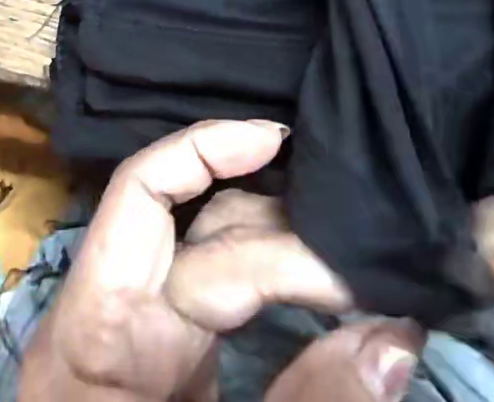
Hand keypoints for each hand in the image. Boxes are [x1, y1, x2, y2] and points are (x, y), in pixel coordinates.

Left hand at [19, 119, 423, 400]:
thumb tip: (398, 336)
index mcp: (95, 332)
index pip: (150, 201)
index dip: (218, 163)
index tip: (290, 153)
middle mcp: (109, 306)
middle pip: (186, 209)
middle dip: (272, 205)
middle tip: (353, 227)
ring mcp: (140, 321)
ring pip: (210, 232)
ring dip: (282, 229)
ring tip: (349, 239)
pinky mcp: (170, 341)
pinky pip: (221, 272)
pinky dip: (274, 260)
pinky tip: (322, 260)